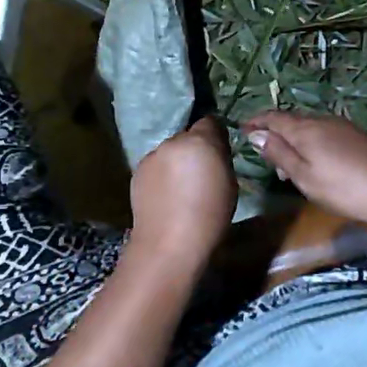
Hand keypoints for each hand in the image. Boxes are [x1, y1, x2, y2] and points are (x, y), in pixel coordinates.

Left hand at [129, 119, 237, 257]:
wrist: (169, 244)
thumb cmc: (210, 216)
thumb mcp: (229, 183)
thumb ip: (220, 159)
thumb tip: (214, 152)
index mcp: (200, 141)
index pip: (210, 121)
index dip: (216, 136)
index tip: (220, 152)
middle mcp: (172, 142)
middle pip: (188, 137)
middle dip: (195, 150)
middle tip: (202, 173)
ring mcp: (151, 157)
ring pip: (170, 152)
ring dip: (177, 162)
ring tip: (182, 188)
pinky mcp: (136, 173)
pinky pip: (156, 166)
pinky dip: (162, 175)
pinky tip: (166, 196)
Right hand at [243, 112, 366, 226]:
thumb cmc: (343, 188)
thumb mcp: (304, 176)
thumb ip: (279, 154)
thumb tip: (256, 134)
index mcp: (305, 128)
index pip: (273, 117)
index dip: (256, 121)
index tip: (241, 129)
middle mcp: (323, 120)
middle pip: (291, 120)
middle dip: (274, 133)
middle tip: (263, 154)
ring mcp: (342, 127)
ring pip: (309, 128)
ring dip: (294, 141)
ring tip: (288, 167)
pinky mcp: (356, 137)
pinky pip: (324, 134)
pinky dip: (311, 145)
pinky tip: (315, 165)